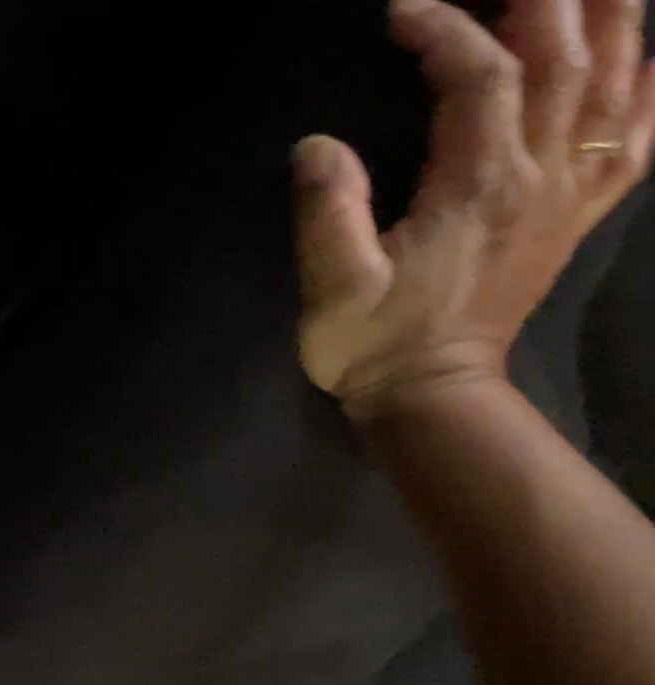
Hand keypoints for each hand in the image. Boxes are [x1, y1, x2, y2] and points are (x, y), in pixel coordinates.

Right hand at [294, 0, 654, 419]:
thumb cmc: (371, 341)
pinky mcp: (576, 215)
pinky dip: (650, 83)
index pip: (481, 78)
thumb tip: (316, 145)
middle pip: (568, 59)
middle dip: (547, 1)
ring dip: (612, 20)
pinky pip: (641, 134)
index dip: (447, 31)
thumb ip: (327, 214)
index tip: (404, 10)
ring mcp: (570, 193)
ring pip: (617, 80)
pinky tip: (642, 58)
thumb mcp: (331, 287)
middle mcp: (542, 175)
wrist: (430, 393)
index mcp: (478, 185)